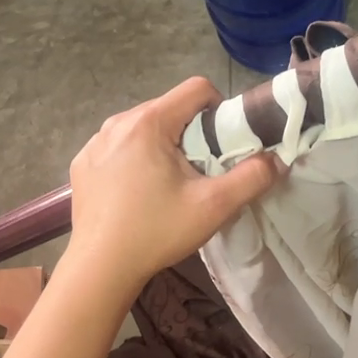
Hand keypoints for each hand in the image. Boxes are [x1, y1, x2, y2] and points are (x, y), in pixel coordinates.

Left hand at [66, 78, 279, 291]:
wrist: (100, 267)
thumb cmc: (156, 232)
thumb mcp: (214, 207)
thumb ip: (252, 178)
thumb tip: (276, 160)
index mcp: (149, 122)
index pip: (196, 89)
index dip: (219, 110)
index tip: (221, 146)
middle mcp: (117, 122)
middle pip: (168, 108)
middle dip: (189, 132)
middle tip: (198, 172)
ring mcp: (94, 143)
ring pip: (142, 128)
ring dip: (161, 146)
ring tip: (166, 186)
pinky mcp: (81, 164)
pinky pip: (117, 148)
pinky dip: (132, 161)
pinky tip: (135, 194)